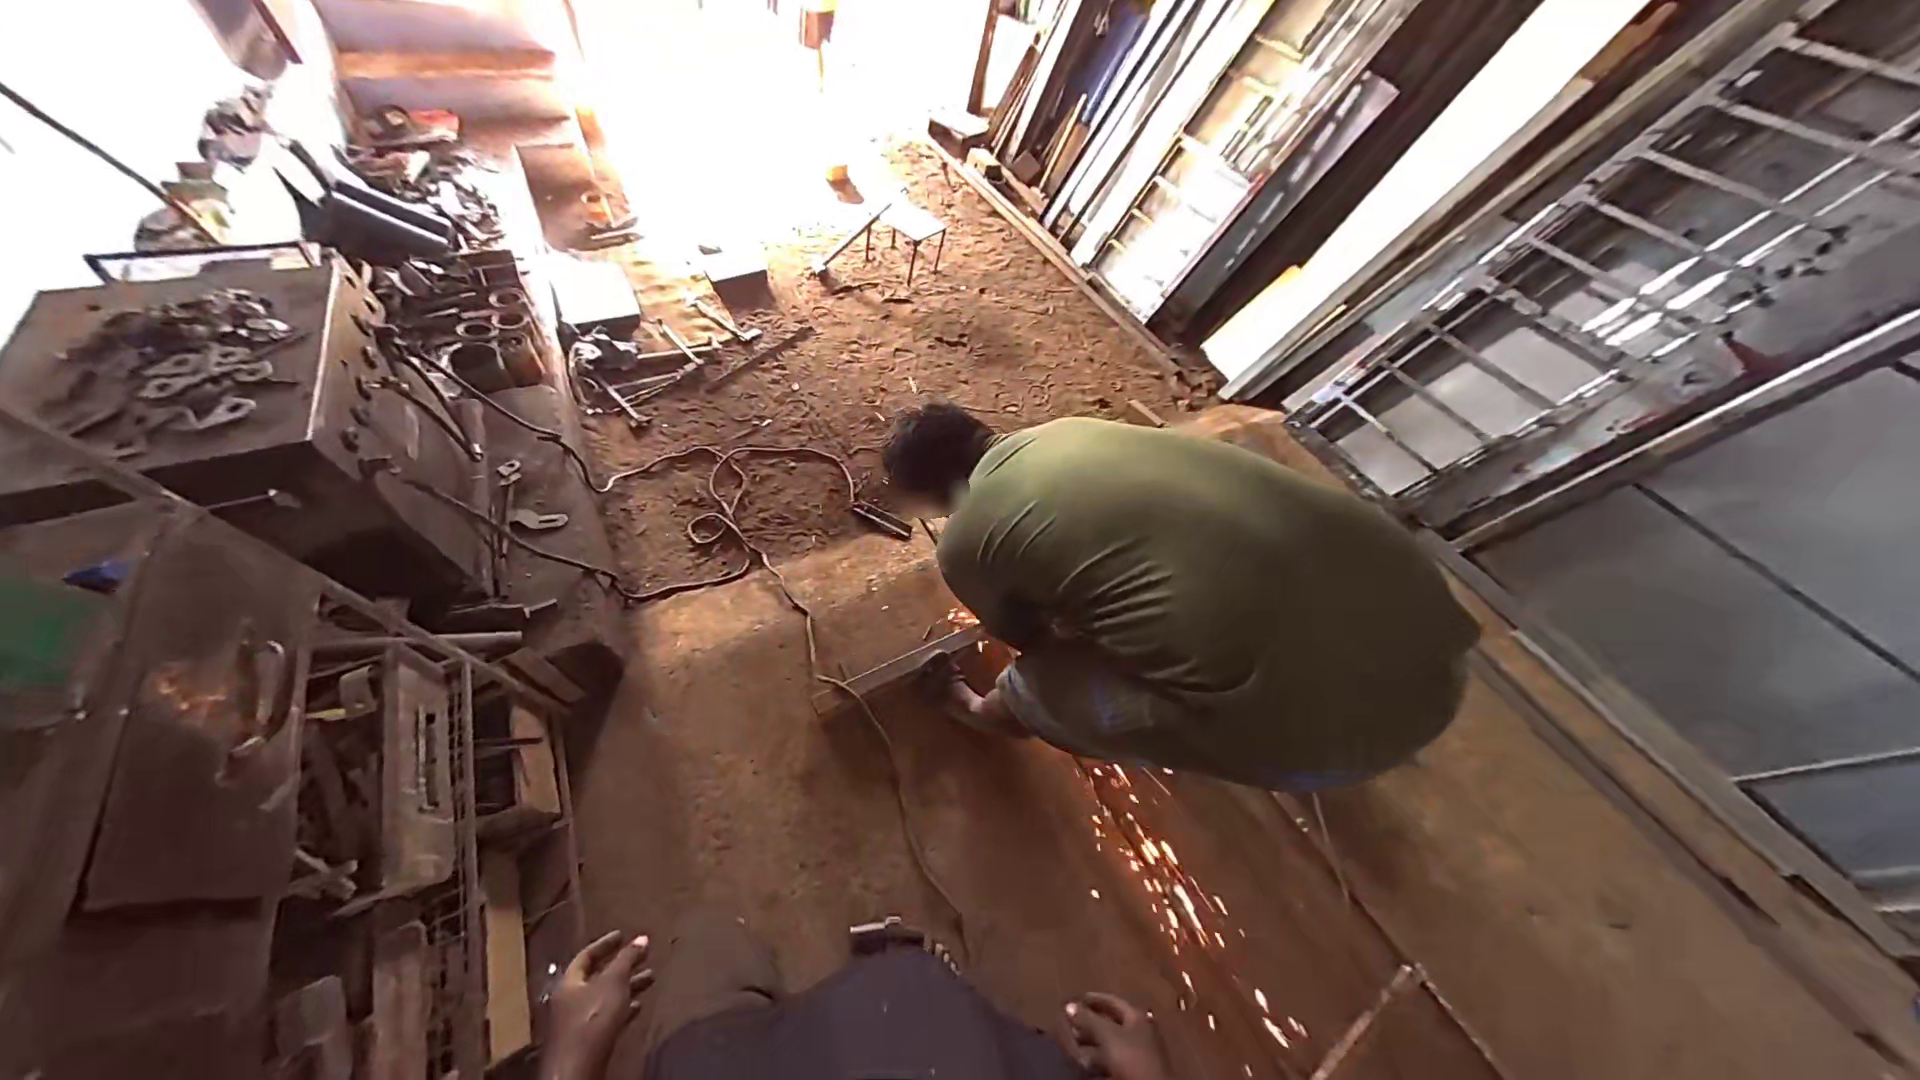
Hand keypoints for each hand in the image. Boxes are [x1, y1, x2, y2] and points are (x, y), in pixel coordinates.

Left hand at [541, 931, 653, 1079]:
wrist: (577, 1071)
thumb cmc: (593, 1019)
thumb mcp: (614, 982)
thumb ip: (627, 959)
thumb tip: (642, 938)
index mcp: (569, 984)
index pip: (586, 956)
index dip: (604, 944)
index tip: (622, 935)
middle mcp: (569, 1001)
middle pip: (597, 976)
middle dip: (622, 965)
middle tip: (643, 955)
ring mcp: (576, 1022)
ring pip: (604, 996)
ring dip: (627, 986)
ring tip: (650, 978)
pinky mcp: (586, 1040)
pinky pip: (606, 1015)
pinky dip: (622, 1007)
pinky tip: (638, 1006)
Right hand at [1060, 993, 1173, 1079]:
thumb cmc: (1131, 1057)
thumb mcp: (1107, 1035)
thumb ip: (1088, 1019)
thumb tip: (1069, 1005)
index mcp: (1136, 1017)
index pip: (1112, 1001)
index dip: (1093, 999)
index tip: (1076, 1000)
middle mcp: (1139, 1032)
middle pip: (1111, 1024)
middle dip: (1090, 1025)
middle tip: (1071, 1025)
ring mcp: (1138, 1055)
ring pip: (1110, 1046)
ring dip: (1092, 1046)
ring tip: (1074, 1047)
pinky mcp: (1134, 1074)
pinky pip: (1113, 1063)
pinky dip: (1099, 1062)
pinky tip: (1085, 1065)